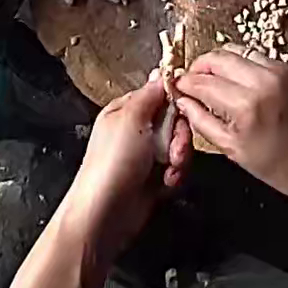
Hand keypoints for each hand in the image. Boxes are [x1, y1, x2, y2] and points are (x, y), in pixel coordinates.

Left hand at [60, 78, 190, 257]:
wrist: (105, 214)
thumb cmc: (112, 162)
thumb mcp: (131, 117)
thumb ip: (151, 94)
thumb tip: (161, 72)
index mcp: (127, 110)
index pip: (161, 94)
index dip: (175, 102)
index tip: (181, 110)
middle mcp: (137, 130)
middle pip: (176, 121)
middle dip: (180, 136)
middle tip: (173, 150)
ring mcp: (147, 155)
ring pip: (181, 145)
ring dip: (180, 158)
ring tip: (168, 171)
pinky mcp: (155, 178)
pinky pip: (178, 168)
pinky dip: (175, 176)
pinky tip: (165, 185)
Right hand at [175, 47, 287, 203]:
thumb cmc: (279, 167)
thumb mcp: (234, 150)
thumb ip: (203, 122)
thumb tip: (182, 101)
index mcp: (246, 106)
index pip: (203, 82)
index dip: (185, 82)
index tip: (176, 86)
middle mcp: (263, 81)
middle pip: (219, 57)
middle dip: (200, 65)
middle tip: (193, 79)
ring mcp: (280, 71)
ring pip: (239, 50)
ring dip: (221, 61)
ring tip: (213, 77)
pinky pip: (259, 57)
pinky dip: (243, 63)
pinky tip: (239, 79)